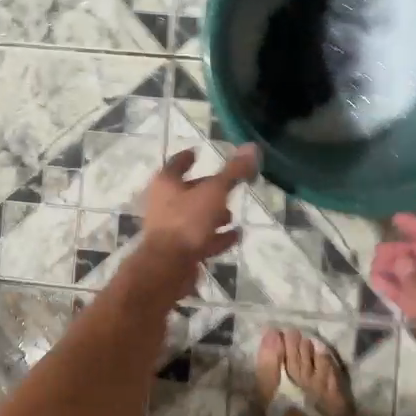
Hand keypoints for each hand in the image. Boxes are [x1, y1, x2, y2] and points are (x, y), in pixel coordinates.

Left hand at [137, 145, 258, 266]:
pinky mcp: (178, 251)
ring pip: (194, 217)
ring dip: (213, 215)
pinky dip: (216, 237)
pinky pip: (200, 239)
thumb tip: (252, 147)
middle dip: (206, 190)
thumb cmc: (186, 221)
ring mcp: (169, 229)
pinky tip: (235, 236)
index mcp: (165, 184)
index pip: (176, 164)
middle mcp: (162, 204)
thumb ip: (233, 172)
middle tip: (227, 187)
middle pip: (187, 192)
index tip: (197, 153)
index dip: (187, 158)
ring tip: (232, 215)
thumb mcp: (214, 192)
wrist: (167, 267)